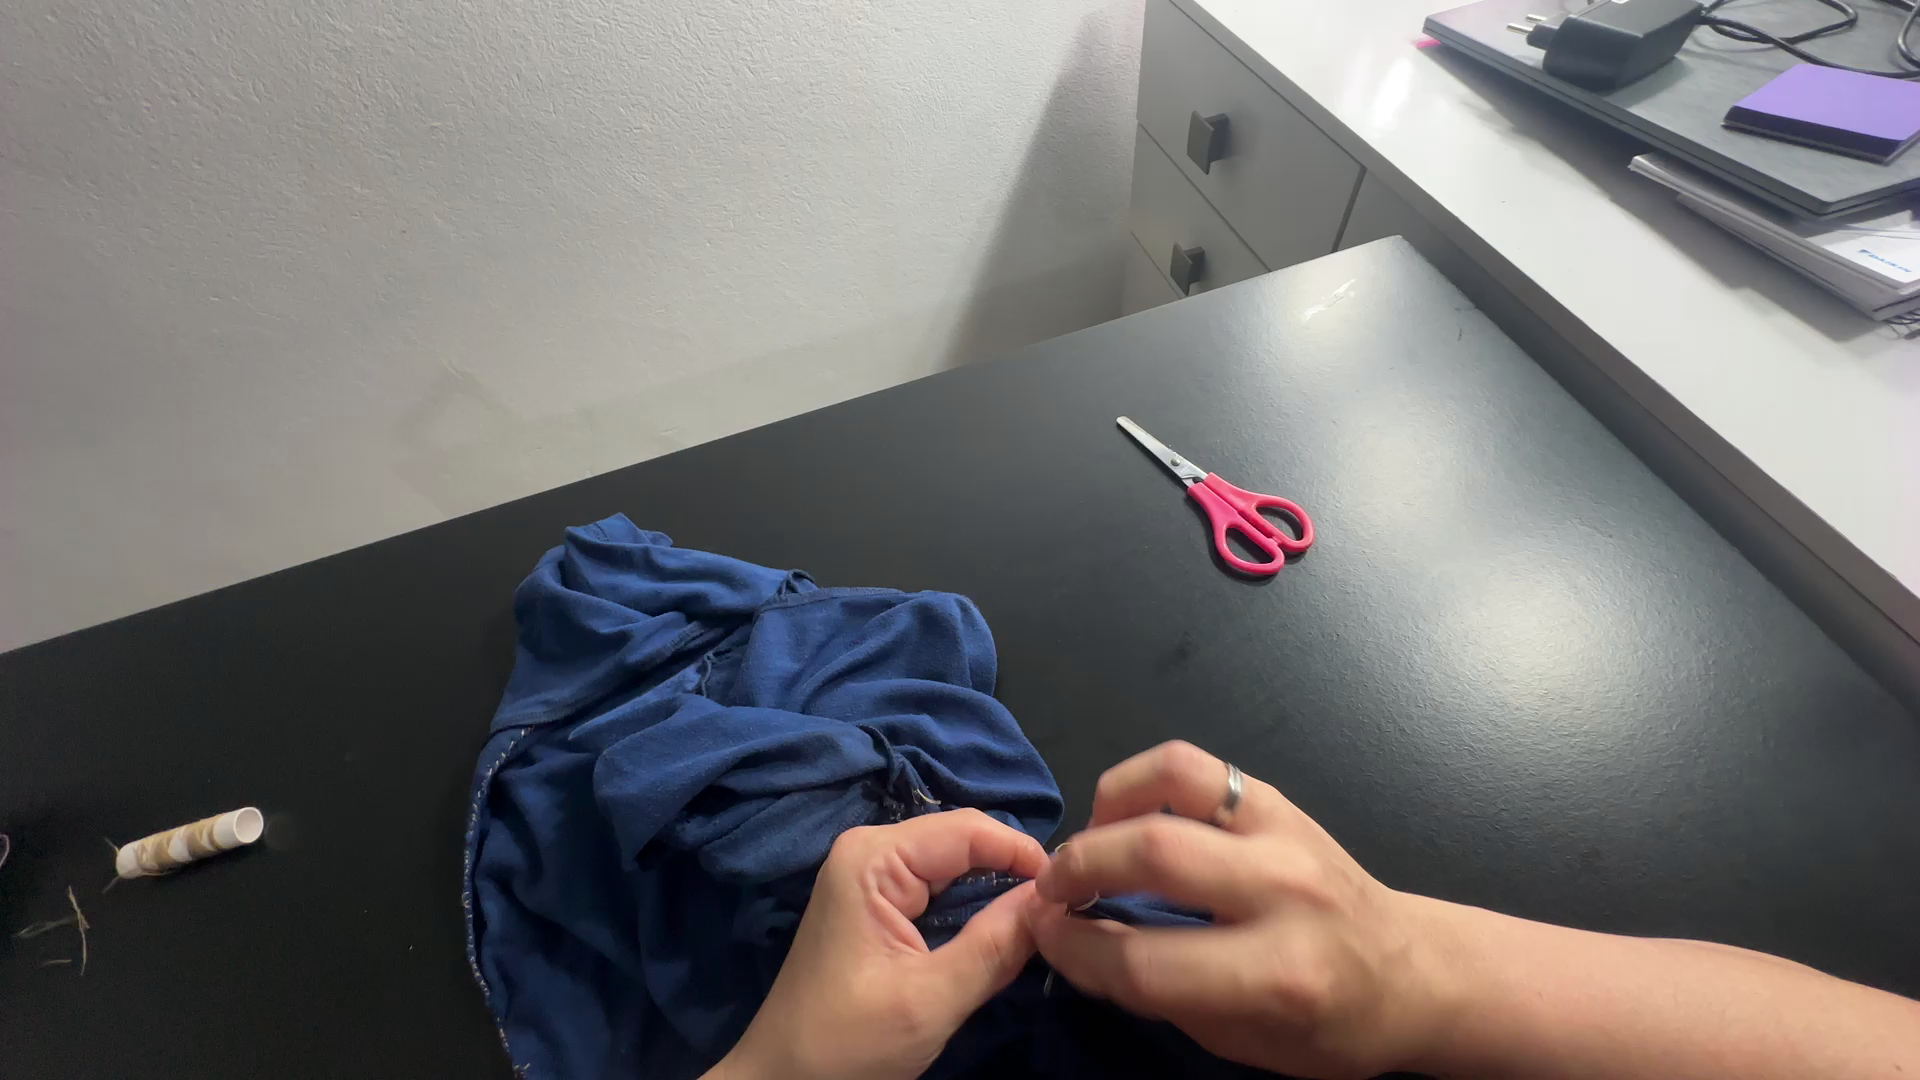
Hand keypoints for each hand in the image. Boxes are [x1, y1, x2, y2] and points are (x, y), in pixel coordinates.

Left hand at [712, 809, 1048, 1079]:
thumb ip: (995, 946)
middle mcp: (871, 847)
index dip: (1021, 851)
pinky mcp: (876, 894)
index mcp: (874, 856)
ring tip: (1039, 912)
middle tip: (1059, 904)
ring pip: (953, 858)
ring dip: (995, 883)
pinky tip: (998, 922)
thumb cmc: (846, 1048)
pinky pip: (937, 880)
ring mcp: (870, 868)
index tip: (1068, 888)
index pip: (966, 830)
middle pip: (960, 838)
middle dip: (1010, 866)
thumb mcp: (929, 1001)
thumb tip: (1054, 898)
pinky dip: (971, 899)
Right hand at [1026, 741, 1454, 1079]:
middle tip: (1052, 885)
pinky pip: (1189, 764)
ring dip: (1107, 806)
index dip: (1076, 950)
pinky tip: (1127, 811)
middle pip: (1153, 854)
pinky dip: (1141, 779)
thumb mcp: (1240, 1039)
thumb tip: (1074, 936)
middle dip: (1078, 868)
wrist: (1410, 970)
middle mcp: (1281, 891)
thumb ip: (1155, 989)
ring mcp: (1280, 830)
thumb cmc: (1325, 1024)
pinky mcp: (1273, 796)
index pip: (1144, 962)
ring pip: (1172, 781)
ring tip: (1092, 836)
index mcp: (1277, 976)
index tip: (1047, 936)